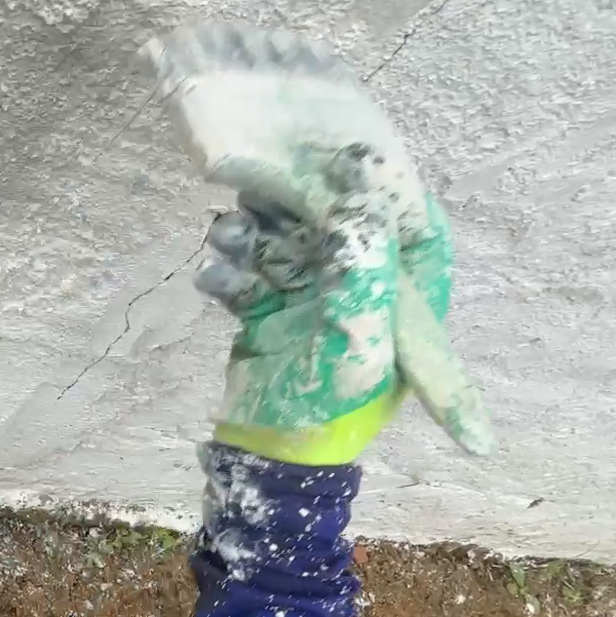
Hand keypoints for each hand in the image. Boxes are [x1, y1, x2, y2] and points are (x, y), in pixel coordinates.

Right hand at [193, 145, 493, 464]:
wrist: (274, 457)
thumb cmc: (332, 409)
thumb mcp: (360, 341)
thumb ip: (362, 272)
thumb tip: (353, 199)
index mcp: (402, 297)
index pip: (402, 225)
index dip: (375, 190)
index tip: (340, 159)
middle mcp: (358, 291)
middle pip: (331, 227)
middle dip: (294, 208)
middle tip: (259, 186)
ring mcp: (307, 301)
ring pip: (280, 248)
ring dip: (249, 238)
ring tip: (223, 234)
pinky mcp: (265, 313)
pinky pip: (247, 278)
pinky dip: (228, 274)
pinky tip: (212, 276)